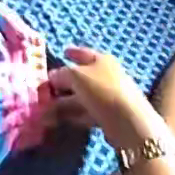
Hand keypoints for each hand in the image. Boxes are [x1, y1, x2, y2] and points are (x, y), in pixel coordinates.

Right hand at [48, 46, 167, 151]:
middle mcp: (105, 76)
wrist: (129, 122)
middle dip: (62, 83)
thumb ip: (62, 74)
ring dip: (63, 103)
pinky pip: (85, 112)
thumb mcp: (77, 76)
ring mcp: (107, 97)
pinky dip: (72, 115)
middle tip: (45, 89)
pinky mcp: (108, 116)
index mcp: (101, 60)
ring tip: (44, 111)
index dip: (72, 52)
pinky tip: (57, 120)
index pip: (84, 53)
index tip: (62, 52)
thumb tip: (52, 76)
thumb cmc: (102, 90)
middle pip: (80, 77)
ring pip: (81, 97)